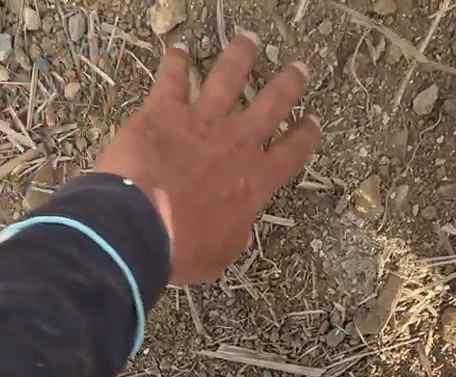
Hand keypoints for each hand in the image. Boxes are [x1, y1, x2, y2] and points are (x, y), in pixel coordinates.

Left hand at [97, 32, 321, 283]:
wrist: (141, 227)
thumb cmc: (183, 250)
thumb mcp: (221, 255)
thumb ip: (234, 234)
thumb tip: (237, 230)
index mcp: (254, 181)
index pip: (291, 153)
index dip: (305, 137)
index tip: (313, 122)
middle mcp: (236, 143)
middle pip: (271, 104)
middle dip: (288, 84)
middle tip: (298, 69)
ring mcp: (201, 121)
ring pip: (229, 76)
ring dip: (240, 56)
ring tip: (249, 41)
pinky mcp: (164, 110)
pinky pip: (173, 77)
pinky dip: (176, 61)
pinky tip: (178, 49)